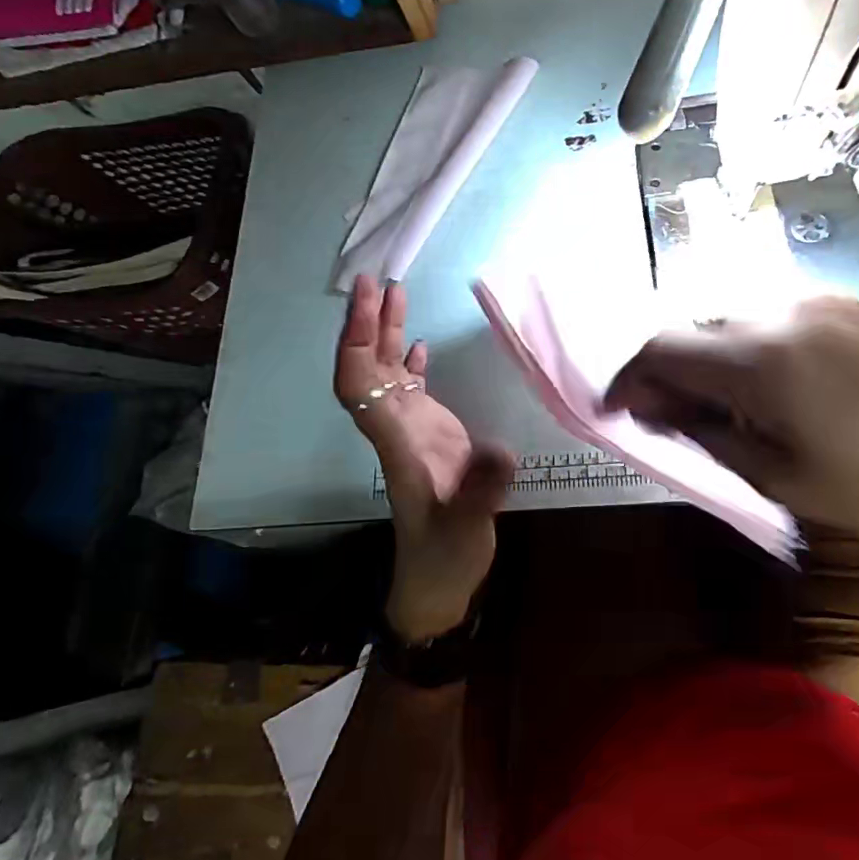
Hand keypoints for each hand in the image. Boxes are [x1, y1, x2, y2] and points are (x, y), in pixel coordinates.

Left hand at [338, 275, 513, 640]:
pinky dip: (405, 362)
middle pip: (366, 369)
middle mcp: (395, 429)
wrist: (436, 581)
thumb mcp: (466, 528)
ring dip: (383, 334)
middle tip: (376, 278)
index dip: (356, 343)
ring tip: (391, 292)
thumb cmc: (446, 556)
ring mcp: (410, 432)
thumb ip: (481, 492)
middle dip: (365, 323)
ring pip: (385, 375)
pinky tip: (414, 342)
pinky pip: (408, 391)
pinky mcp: (428, 438)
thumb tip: (502, 454)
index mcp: (397, 443)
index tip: (365, 301)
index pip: (360, 386)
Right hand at [603, 297, 858, 594]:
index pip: (661, 347)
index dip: (628, 378)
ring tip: (720, 412)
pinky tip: (770, 390)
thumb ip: (708, 434)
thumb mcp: (783, 479)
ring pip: (735, 320)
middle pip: (697, 327)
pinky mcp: (851, 307)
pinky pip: (776, 319)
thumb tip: (654, 407)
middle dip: (670, 371)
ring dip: (711, 359)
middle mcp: (784, 307)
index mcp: (761, 355)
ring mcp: (823, 300)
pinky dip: (752, 350)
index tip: (615, 412)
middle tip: (670, 421)